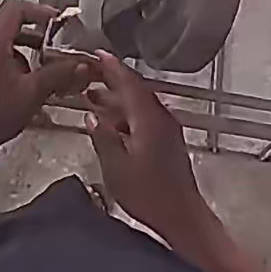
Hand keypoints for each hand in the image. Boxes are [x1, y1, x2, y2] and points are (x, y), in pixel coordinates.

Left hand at [0, 0, 89, 158]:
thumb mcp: (33, 91)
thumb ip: (59, 73)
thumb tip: (76, 65)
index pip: (15, 9)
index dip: (40, 11)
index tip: (56, 20)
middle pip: (10, 22)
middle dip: (37, 31)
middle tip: (55, 41)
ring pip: (4, 39)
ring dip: (27, 47)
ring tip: (46, 63)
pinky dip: (16, 59)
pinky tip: (30, 79)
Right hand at [83, 52, 225, 257]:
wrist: (181, 217)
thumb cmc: (149, 195)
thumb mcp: (116, 167)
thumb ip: (103, 138)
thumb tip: (92, 117)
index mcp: (148, 120)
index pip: (129, 83)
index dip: (112, 67)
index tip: (97, 54)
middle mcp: (160, 120)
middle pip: (135, 91)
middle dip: (112, 80)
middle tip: (89, 73)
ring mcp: (166, 131)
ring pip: (139, 106)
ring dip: (117, 99)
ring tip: (92, 96)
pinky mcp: (166, 143)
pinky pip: (143, 119)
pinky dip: (125, 115)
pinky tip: (110, 123)